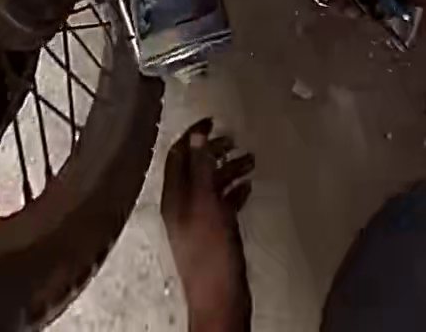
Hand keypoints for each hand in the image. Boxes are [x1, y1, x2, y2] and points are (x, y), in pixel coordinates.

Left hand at [159, 119, 253, 331]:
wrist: (220, 304)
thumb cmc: (211, 252)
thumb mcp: (205, 204)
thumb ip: (201, 169)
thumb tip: (197, 135)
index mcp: (173, 195)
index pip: (178, 153)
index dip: (193, 134)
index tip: (213, 121)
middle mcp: (182, 204)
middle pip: (195, 166)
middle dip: (214, 150)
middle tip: (235, 140)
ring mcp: (198, 219)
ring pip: (211, 184)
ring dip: (229, 169)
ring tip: (251, 160)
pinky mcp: (215, 233)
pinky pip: (222, 203)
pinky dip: (234, 191)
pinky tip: (248, 186)